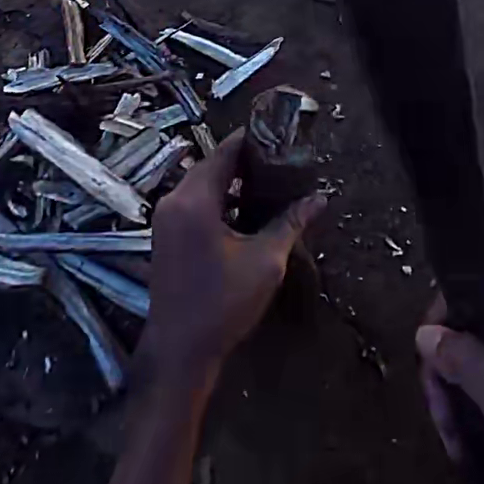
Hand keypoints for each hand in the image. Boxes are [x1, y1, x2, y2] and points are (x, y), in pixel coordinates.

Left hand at [138, 133, 325, 380]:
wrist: (180, 348)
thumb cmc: (223, 303)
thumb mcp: (265, 262)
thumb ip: (290, 223)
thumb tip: (319, 199)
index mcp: (193, 199)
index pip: (223, 153)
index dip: (250, 141)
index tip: (277, 136)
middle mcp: (173, 200)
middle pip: (210, 165)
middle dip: (242, 161)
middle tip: (278, 161)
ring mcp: (165, 217)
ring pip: (199, 184)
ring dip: (228, 181)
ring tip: (265, 183)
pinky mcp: (165, 233)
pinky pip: (192, 202)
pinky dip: (215, 199)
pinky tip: (242, 211)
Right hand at [416, 294, 483, 483]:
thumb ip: (472, 368)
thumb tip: (426, 333)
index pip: (469, 298)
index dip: (441, 332)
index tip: (432, 376)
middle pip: (468, 332)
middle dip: (447, 375)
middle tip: (445, 420)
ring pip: (474, 360)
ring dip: (457, 399)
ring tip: (458, 439)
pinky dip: (475, 409)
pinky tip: (472, 440)